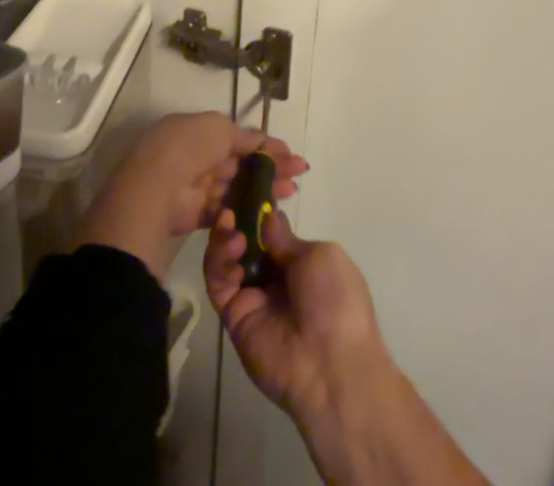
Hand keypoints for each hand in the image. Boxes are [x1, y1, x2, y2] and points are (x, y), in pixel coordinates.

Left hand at [77, 112, 306, 279]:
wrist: (157, 187)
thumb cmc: (188, 148)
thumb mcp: (218, 128)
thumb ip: (242, 135)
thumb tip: (261, 139)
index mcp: (196, 132)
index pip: (236, 138)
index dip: (264, 145)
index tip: (289, 153)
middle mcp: (195, 157)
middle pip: (240, 163)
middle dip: (271, 167)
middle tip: (300, 173)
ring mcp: (196, 187)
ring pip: (237, 187)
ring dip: (265, 189)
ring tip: (292, 191)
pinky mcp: (197, 214)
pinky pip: (226, 211)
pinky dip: (246, 210)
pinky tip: (269, 211)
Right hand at [204, 210, 387, 418]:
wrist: (330, 365)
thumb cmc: (337, 302)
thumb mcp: (322, 256)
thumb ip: (286, 238)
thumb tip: (267, 218)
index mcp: (302, 264)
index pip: (270, 232)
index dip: (256, 211)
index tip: (243, 188)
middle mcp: (274, 278)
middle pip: (245, 242)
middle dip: (236, 220)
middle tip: (228, 204)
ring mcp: (251, 296)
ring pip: (227, 258)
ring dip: (226, 237)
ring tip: (231, 228)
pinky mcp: (231, 314)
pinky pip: (217, 281)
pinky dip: (219, 260)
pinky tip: (232, 246)